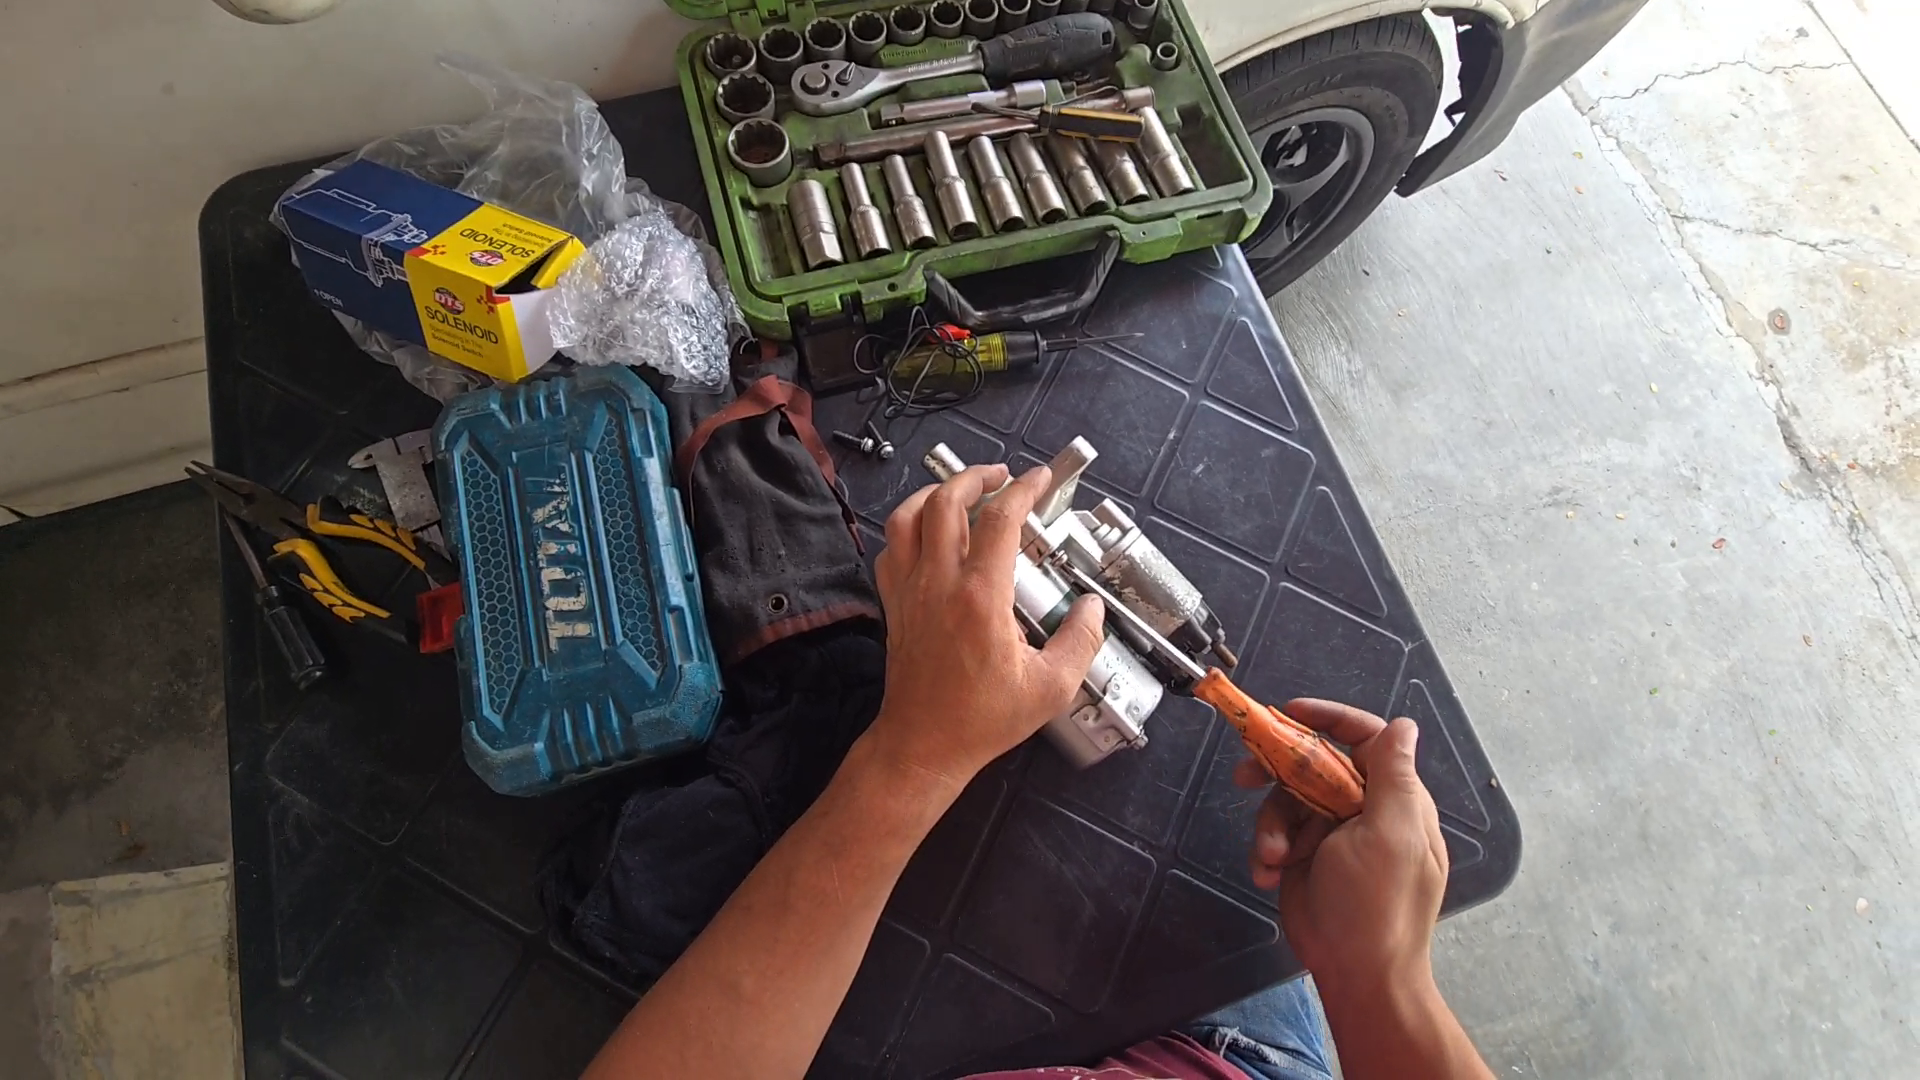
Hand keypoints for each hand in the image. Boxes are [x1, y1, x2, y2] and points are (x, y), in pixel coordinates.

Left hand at [869, 462, 1105, 790]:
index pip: (1000, 520)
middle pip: (945, 502)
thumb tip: (1090, 609)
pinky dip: (908, 527)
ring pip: (907, 517)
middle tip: (1000, 476)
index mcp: (980, 598)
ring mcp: (909, 591)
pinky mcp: (894, 603)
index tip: (1040, 478)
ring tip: (961, 492)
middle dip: (975, 476)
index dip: (1024, 489)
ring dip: (935, 493)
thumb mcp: (1051, 688)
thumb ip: (1080, 642)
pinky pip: (891, 548)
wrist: (923, 744)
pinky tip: (928, 534)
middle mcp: (939, 583)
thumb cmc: (982, 718)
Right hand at [1236, 700, 1446, 995]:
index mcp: (1393, 800)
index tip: (1290, 712)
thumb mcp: (1388, 836)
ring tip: (1271, 855)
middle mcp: (1362, 809)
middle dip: (1277, 772)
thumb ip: (1394, 778)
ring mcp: (1331, 832)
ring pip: (1285, 799)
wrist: (1355, 973)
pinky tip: (1269, 871)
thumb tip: (1405, 725)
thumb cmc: (1377, 904)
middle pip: (1312, 764)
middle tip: (1244, 775)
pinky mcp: (1303, 854)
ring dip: (1270, 826)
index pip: (1365, 739)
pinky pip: (1275, 831)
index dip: (1329, 718)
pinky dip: (1266, 849)